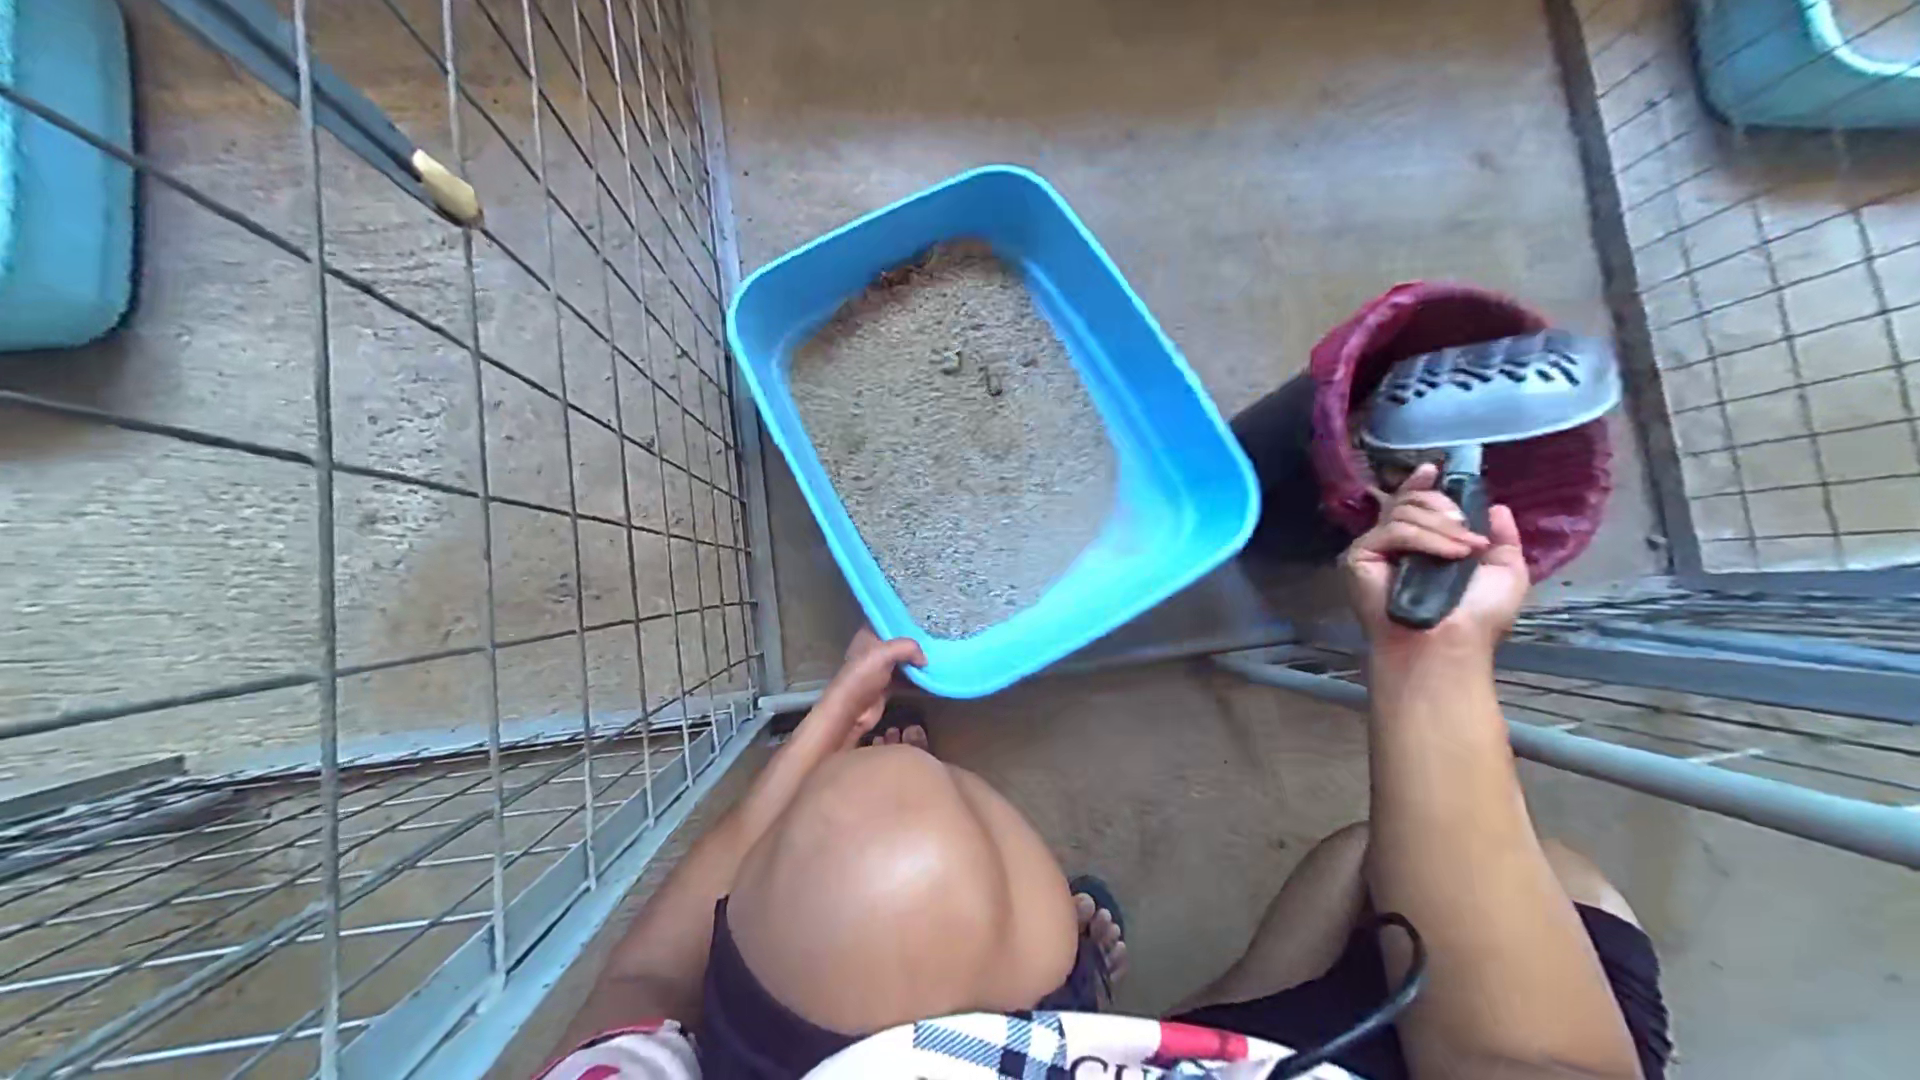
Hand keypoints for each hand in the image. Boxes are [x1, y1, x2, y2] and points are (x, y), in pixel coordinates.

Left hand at [815, 627, 926, 743]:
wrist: (851, 711)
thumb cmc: (863, 675)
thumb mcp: (885, 653)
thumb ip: (908, 648)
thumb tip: (925, 659)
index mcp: (868, 637)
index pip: (886, 622)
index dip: (901, 620)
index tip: (922, 619)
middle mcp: (874, 651)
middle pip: (898, 643)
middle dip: (915, 642)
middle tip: (935, 639)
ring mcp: (880, 670)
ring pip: (903, 661)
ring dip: (917, 662)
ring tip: (938, 656)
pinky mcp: (886, 687)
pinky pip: (905, 679)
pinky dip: (917, 679)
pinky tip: (932, 676)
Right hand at [1342, 464, 1528, 652]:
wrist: (1449, 643)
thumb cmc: (1476, 618)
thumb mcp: (1506, 573)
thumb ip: (1503, 540)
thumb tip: (1495, 507)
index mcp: (1419, 544)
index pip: (1410, 505)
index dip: (1419, 486)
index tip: (1433, 471)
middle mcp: (1392, 543)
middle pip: (1408, 502)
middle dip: (1442, 507)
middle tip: (1468, 532)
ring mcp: (1373, 549)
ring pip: (1402, 513)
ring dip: (1442, 527)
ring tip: (1465, 551)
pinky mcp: (1359, 557)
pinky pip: (1392, 531)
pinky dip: (1425, 539)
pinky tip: (1449, 554)